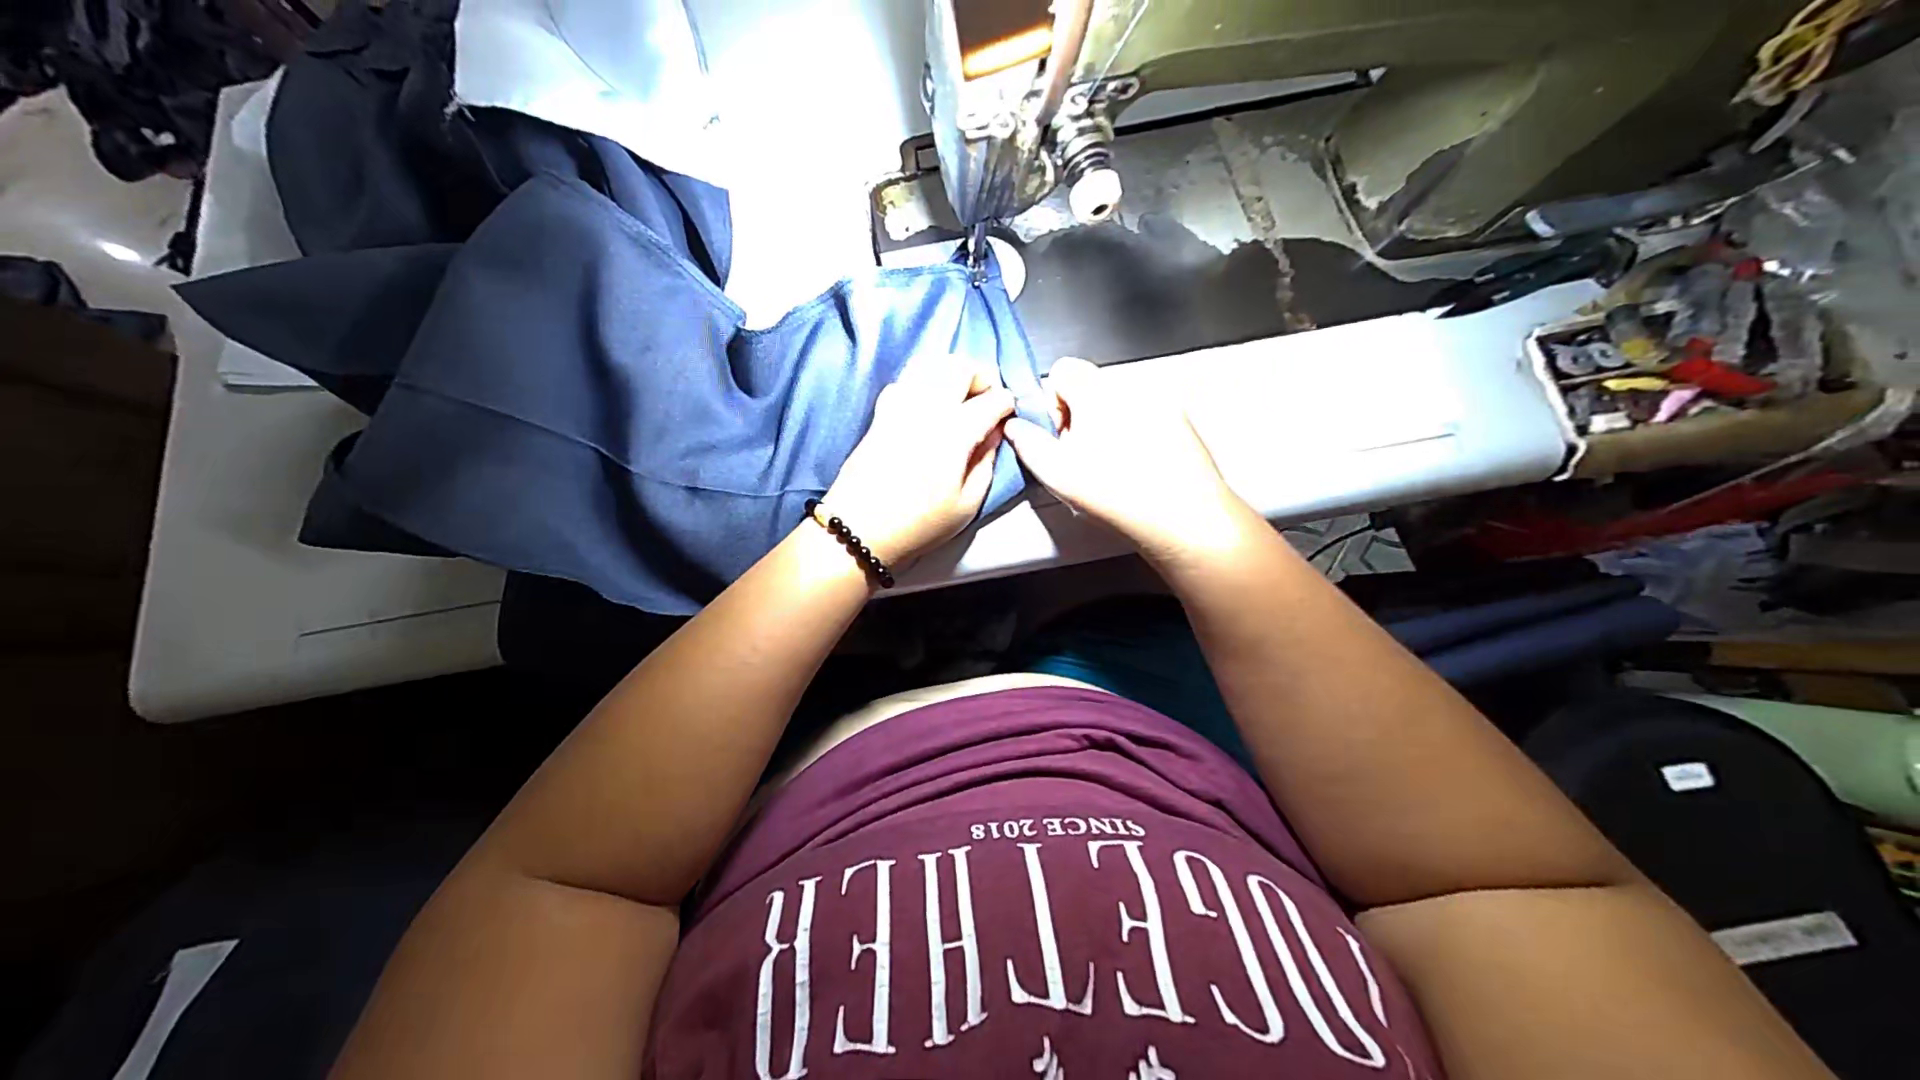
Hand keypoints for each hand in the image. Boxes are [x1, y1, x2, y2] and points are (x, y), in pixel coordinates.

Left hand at [820, 358, 1014, 567]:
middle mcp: (927, 407)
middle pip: (961, 365)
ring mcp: (899, 405)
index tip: (1005, 419)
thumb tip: (994, 434)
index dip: (1006, 405)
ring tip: (958, 397)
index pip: (993, 398)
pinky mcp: (880, 412)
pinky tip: (928, 406)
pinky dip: (924, 381)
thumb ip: (986, 462)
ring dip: (951, 373)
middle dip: (981, 376)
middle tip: (984, 400)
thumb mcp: (967, 504)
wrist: (858, 529)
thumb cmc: (917, 525)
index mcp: (954, 431)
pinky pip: (906, 379)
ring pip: (931, 362)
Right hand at [1002, 357, 1257, 564]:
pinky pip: (1146, 418)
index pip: (1061, 371)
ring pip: (1118, 405)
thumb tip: (1015, 427)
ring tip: (1109, 467)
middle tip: (1079, 458)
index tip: (1056, 435)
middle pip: (1090, 389)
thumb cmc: (1119, 495)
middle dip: (1079, 417)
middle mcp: (1130, 387)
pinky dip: (1136, 435)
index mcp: (1096, 392)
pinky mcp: (1181, 422)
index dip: (1051, 403)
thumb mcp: (1056, 474)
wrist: (1184, 518)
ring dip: (1107, 426)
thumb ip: (1028, 443)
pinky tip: (1136, 468)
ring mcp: (1161, 402)